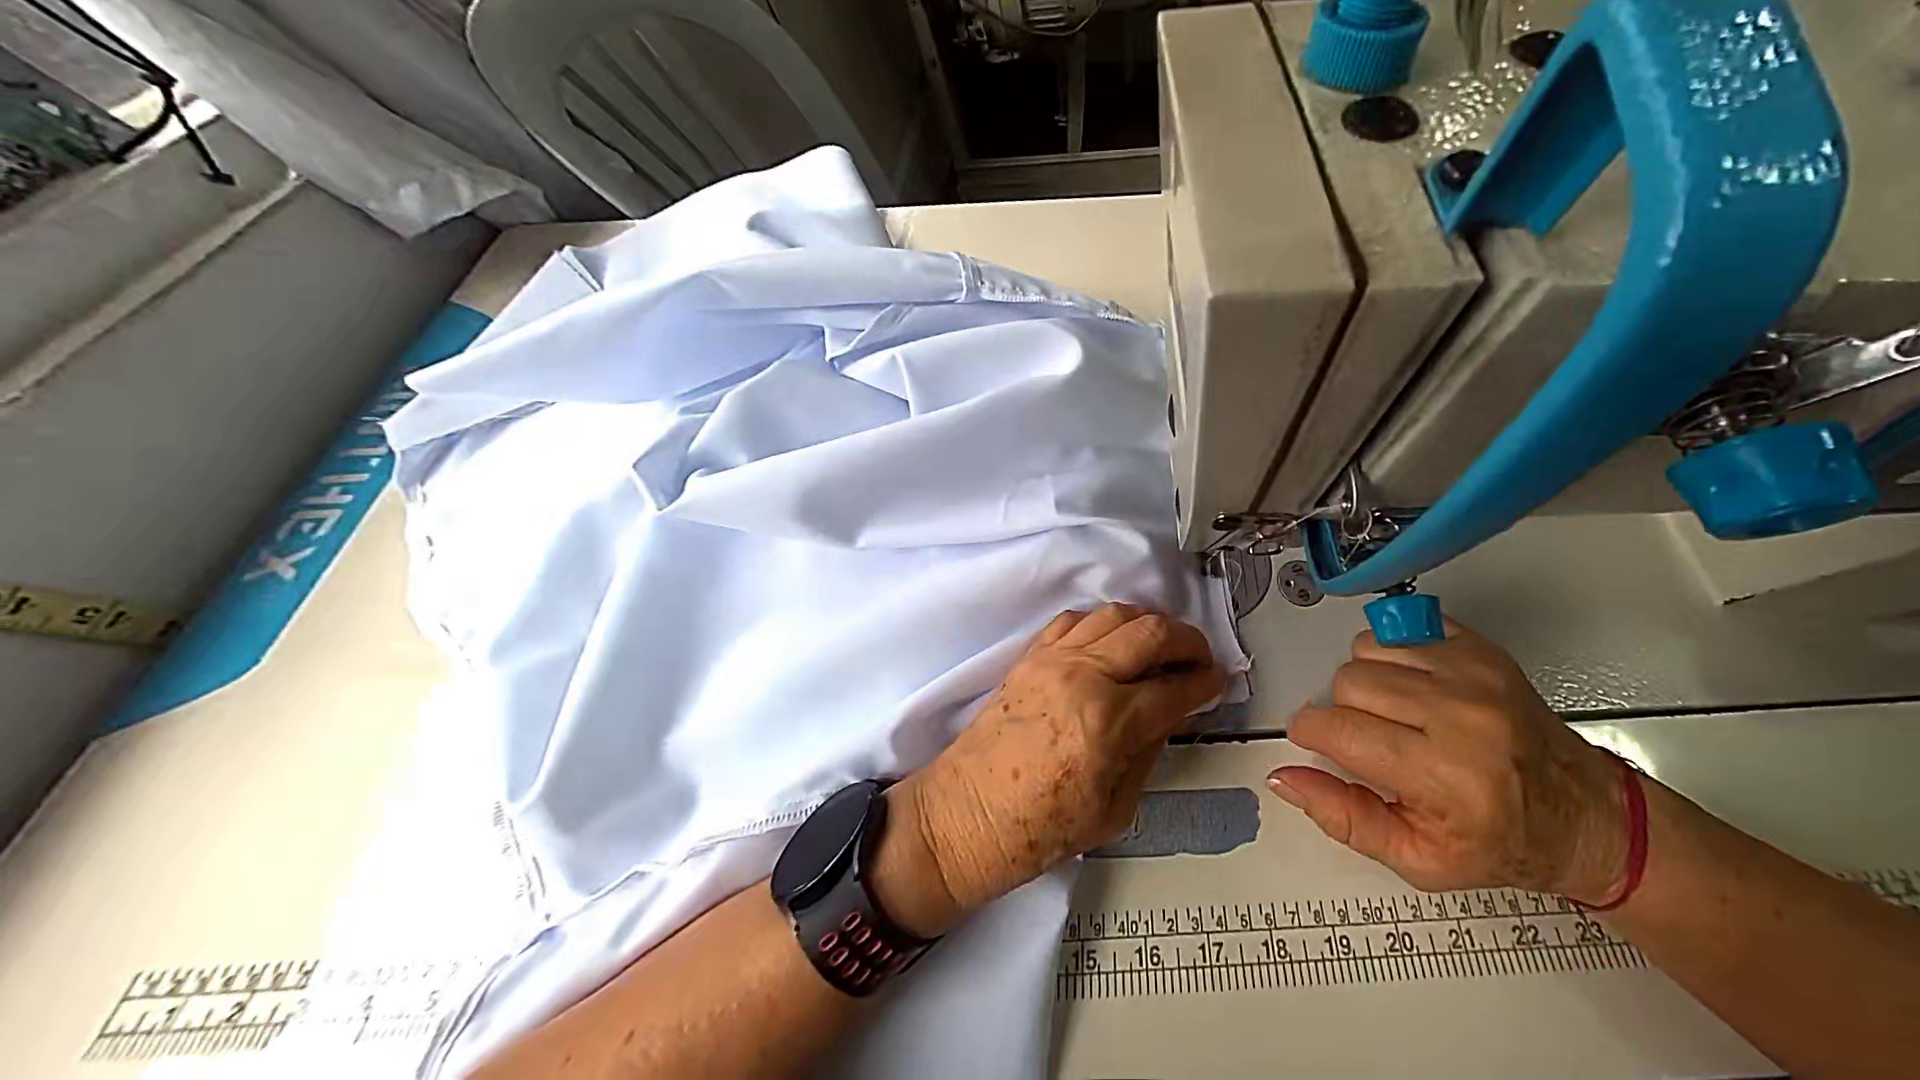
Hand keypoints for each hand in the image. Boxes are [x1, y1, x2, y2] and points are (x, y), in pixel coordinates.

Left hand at [881, 604, 1225, 931]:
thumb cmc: (1037, 828)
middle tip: (1199, 657)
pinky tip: (1111, 640)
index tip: (1217, 681)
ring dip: (1147, 622)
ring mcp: (1051, 661)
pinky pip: (1071, 620)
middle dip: (1187, 640)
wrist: (966, 815)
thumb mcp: (1114, 808)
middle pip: (1151, 632)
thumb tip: (1166, 716)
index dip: (1206, 682)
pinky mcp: (1027, 658)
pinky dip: (1101, 621)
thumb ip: (1146, 753)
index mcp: (1109, 722)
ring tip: (1161, 644)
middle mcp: (1082, 678)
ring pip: (1113, 614)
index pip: (1175, 686)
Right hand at [1268, 619, 1627, 903]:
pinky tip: (1415, 687)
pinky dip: (1394, 654)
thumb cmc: (1504, 841)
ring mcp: (1475, 676)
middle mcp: (1462, 716)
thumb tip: (1284, 779)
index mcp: (1445, 775)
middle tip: (1373, 739)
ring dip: (1367, 680)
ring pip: (1366, 650)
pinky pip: (1400, 630)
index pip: (1337, 728)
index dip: (1310, 735)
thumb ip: (1341, 816)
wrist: (1587, 817)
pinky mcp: (1482, 653)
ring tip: (1396, 713)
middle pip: (1347, 683)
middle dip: (1343, 711)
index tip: (1316, 743)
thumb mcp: (1417, 858)